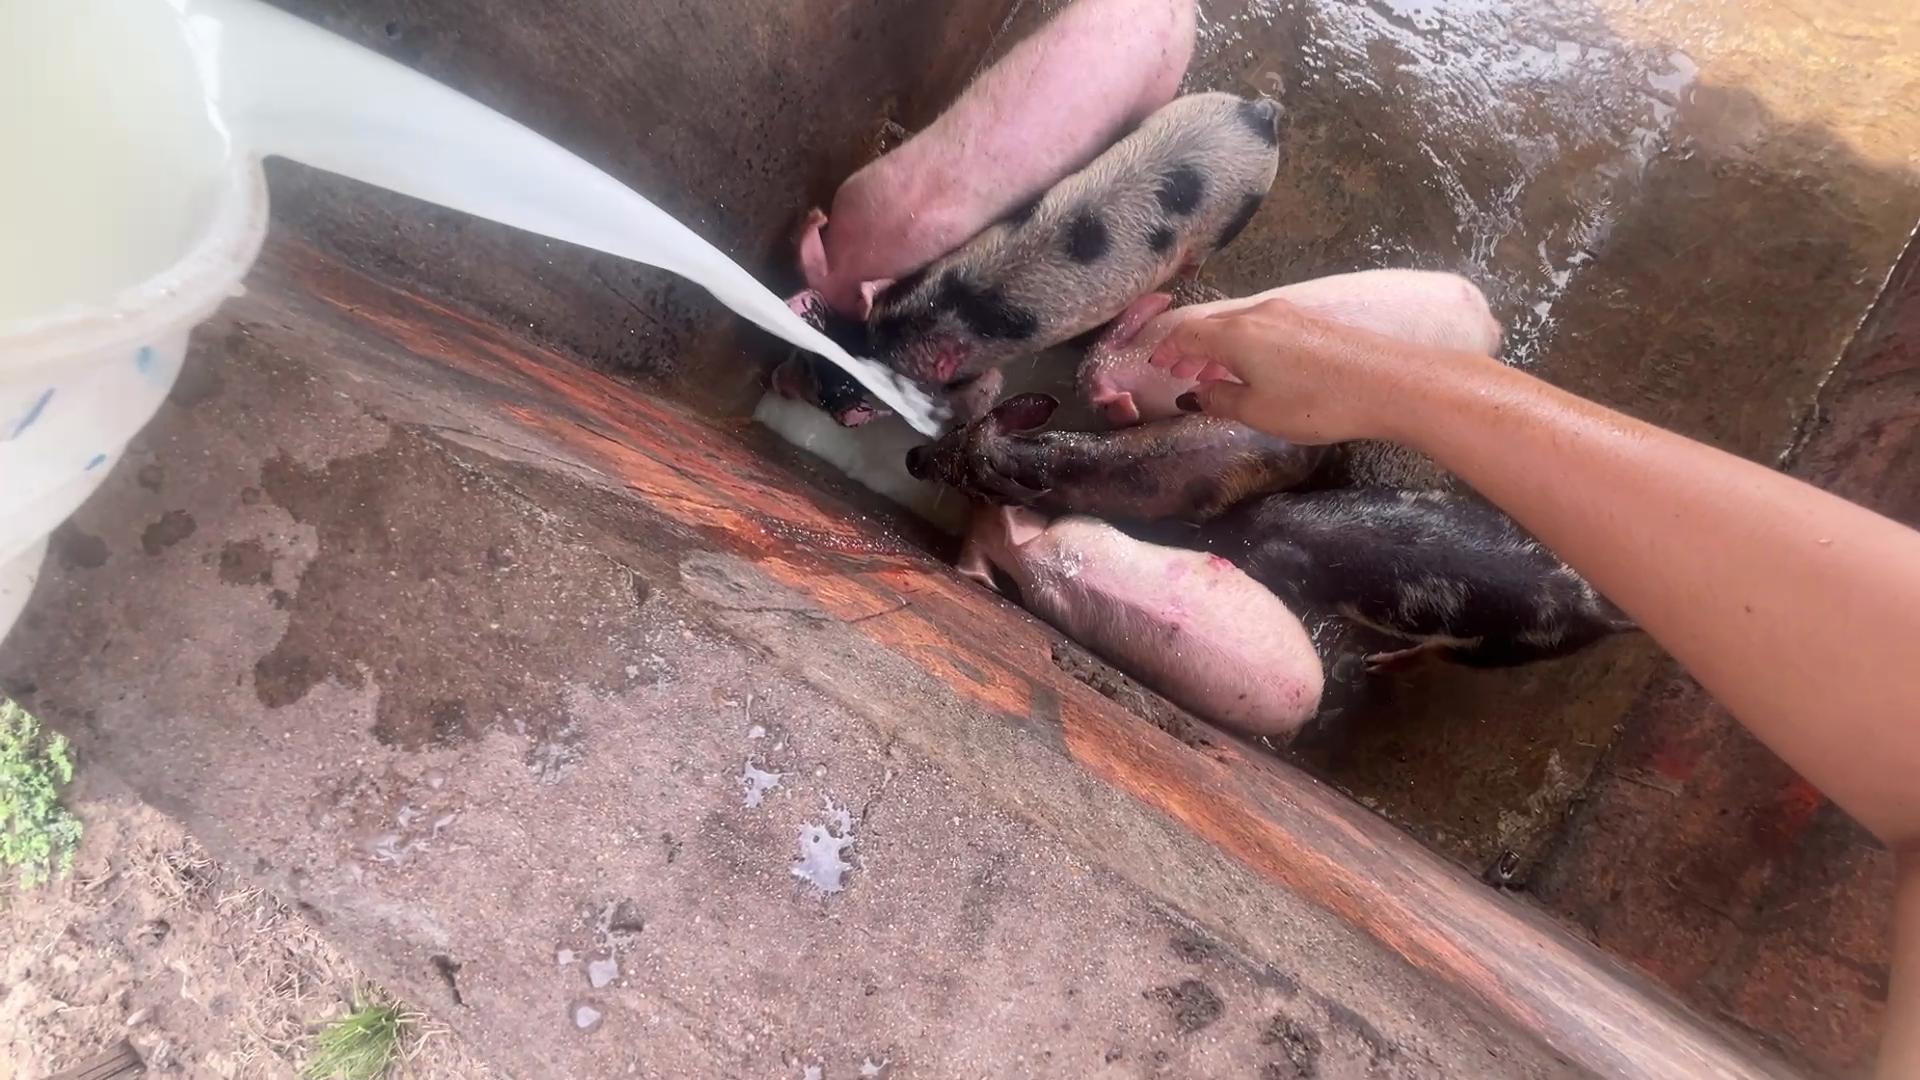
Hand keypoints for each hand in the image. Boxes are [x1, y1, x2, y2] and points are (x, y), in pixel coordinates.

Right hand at [1147, 297, 1469, 444]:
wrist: (1390, 383)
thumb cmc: (1315, 402)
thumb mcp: (1256, 411)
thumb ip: (1219, 401)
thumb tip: (1195, 395)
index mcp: (1236, 335)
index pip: (1187, 334)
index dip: (1167, 350)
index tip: (1156, 366)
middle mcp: (1258, 316)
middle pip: (1211, 325)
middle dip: (1190, 349)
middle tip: (1180, 374)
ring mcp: (1288, 315)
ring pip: (1237, 326)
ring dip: (1217, 348)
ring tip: (1211, 375)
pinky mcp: (1311, 323)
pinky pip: (1260, 329)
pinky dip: (1241, 346)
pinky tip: (1250, 369)